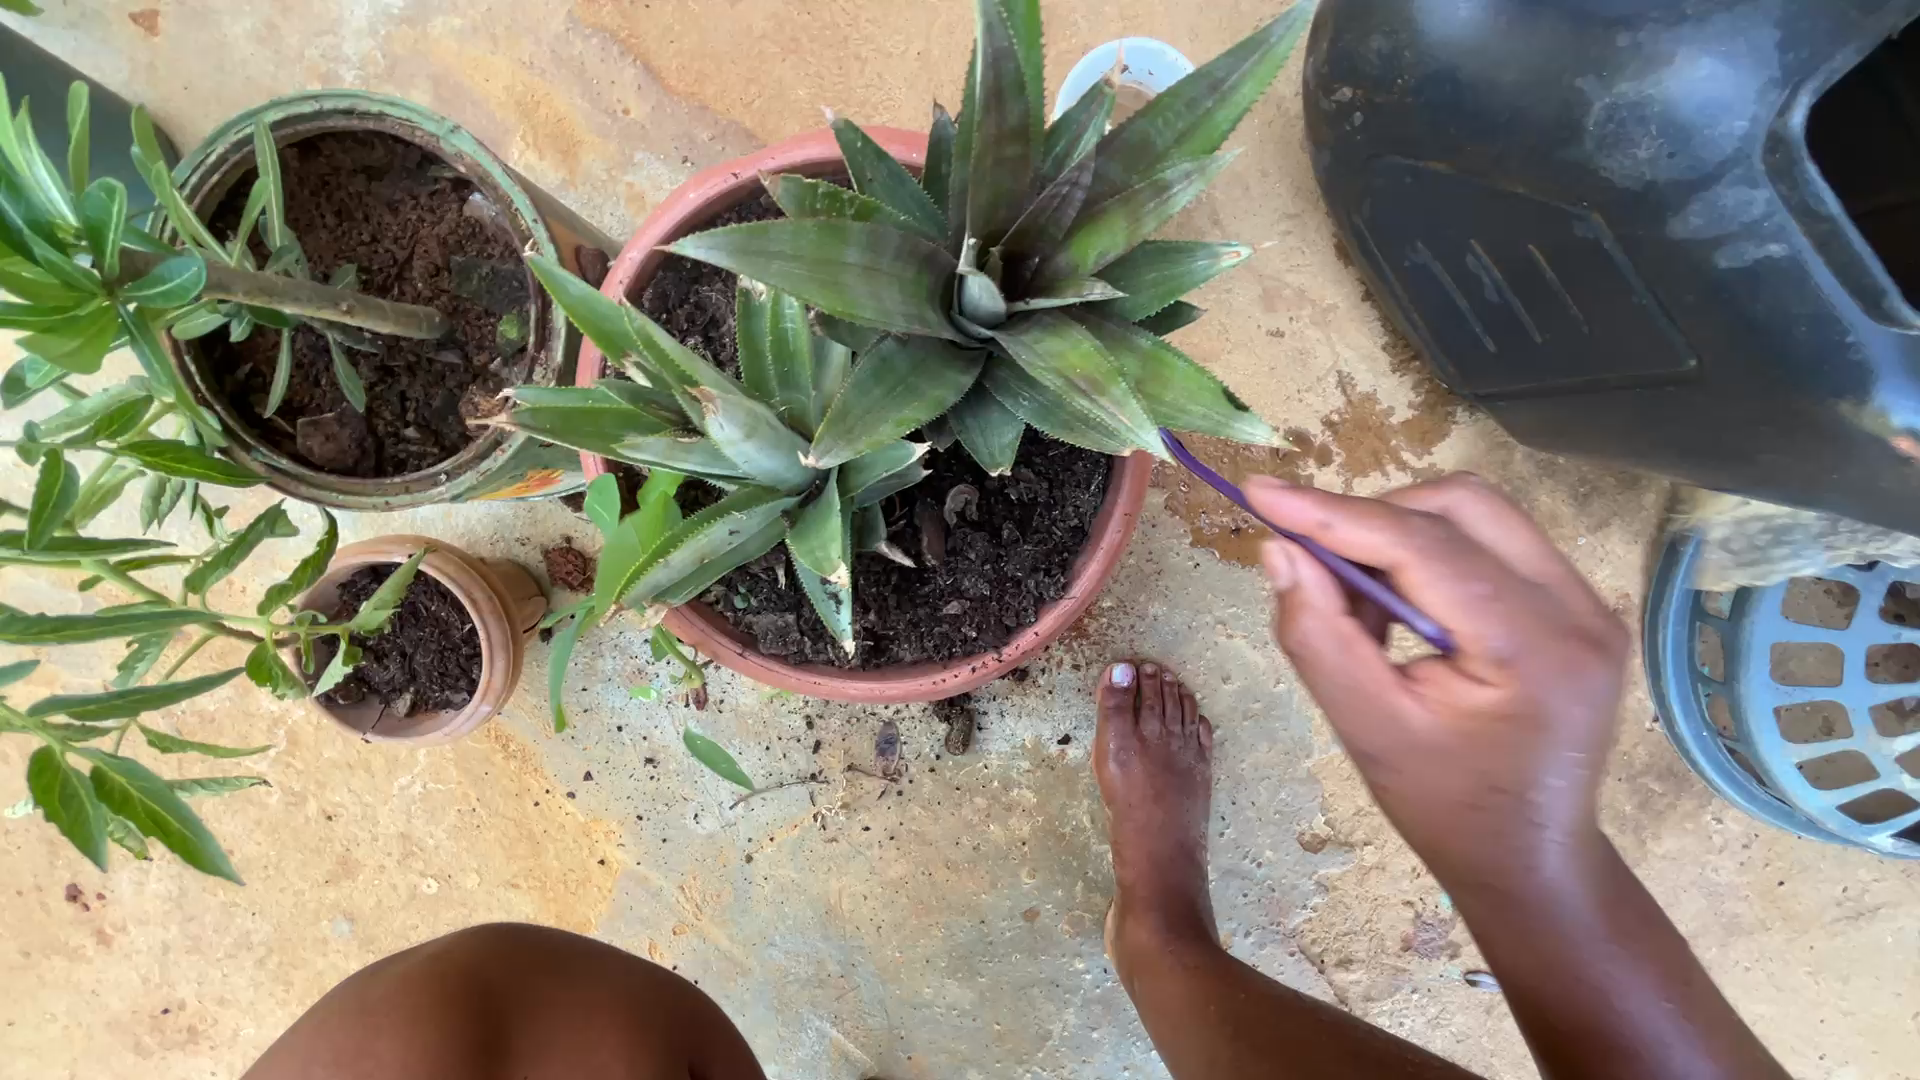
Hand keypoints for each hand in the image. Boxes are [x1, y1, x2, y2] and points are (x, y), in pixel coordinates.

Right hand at [1246, 473, 1629, 890]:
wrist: (1528, 856)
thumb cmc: (1441, 804)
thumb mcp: (1362, 726)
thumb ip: (1315, 631)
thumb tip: (1278, 549)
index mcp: (1530, 648)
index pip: (1419, 545)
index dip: (1330, 512)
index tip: (1260, 491)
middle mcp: (1576, 608)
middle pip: (1458, 506)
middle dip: (1369, 518)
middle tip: (1312, 560)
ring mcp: (1585, 603)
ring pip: (1473, 515)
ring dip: (1394, 536)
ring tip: (1357, 603)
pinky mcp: (1572, 606)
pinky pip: (1485, 543)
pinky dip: (1422, 555)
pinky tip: (1395, 611)